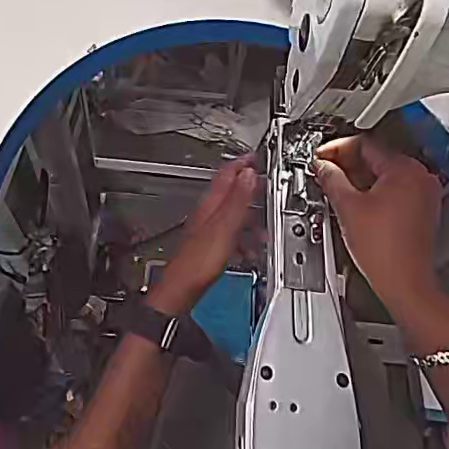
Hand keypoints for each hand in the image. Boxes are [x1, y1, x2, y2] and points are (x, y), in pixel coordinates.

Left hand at [146, 158, 259, 315]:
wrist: (181, 291)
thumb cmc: (197, 262)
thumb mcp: (225, 227)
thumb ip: (238, 200)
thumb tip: (248, 174)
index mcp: (210, 205)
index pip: (227, 174)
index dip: (242, 163)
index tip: (256, 158)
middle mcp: (207, 214)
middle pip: (231, 192)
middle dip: (251, 189)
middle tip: (267, 188)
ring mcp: (208, 230)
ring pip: (233, 215)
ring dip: (251, 218)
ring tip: (264, 227)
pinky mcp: (210, 246)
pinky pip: (232, 234)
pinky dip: (245, 237)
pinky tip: (249, 248)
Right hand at [309, 135, 446, 321]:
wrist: (406, 282)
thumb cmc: (385, 252)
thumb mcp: (348, 208)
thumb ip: (331, 179)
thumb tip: (322, 166)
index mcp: (405, 170)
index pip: (365, 145)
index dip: (337, 149)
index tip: (322, 157)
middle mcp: (420, 177)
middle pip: (376, 158)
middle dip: (347, 164)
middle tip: (325, 172)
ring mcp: (423, 193)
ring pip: (384, 175)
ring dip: (359, 179)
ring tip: (336, 189)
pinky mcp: (422, 209)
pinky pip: (394, 190)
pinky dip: (374, 192)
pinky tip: (356, 204)